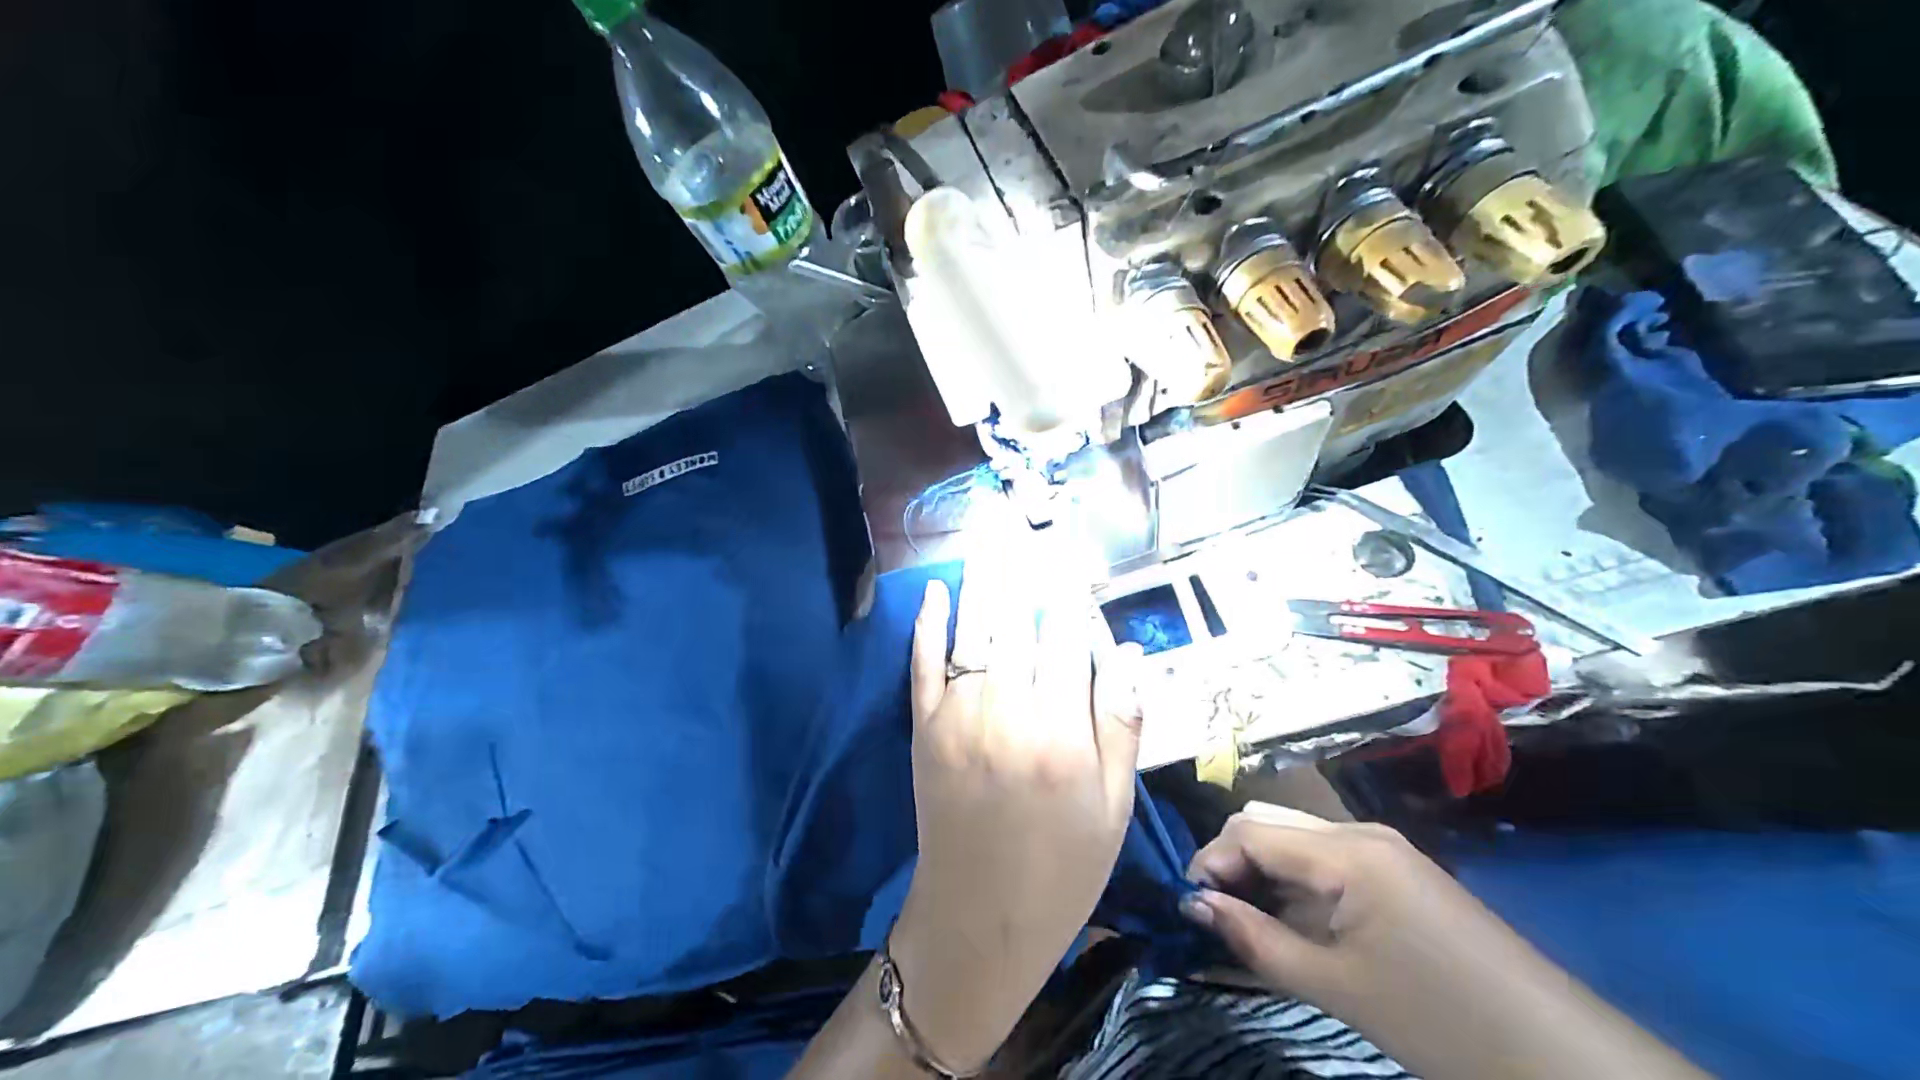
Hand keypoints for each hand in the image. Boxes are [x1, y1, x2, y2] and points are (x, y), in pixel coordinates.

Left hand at [890, 535, 1143, 1072]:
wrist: (979, 919)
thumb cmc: (1061, 869)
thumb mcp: (1113, 809)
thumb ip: (1121, 727)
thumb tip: (1127, 654)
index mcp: (1061, 731)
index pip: (1066, 638)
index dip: (1067, 590)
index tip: (1068, 551)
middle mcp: (1008, 710)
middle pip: (1017, 620)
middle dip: (1022, 566)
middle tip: (1022, 519)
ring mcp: (957, 716)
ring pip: (973, 630)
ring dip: (981, 578)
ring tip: (988, 533)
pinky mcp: (923, 730)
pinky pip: (923, 665)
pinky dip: (927, 625)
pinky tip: (936, 591)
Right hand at [1182, 807, 1703, 1079]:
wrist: (1562, 1055)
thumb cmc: (1438, 1019)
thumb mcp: (1334, 986)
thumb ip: (1254, 940)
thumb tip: (1193, 905)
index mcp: (1346, 851)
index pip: (1248, 831)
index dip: (1209, 863)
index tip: (1193, 908)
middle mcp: (1360, 832)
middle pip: (1268, 823)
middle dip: (1231, 861)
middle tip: (1222, 915)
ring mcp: (1384, 848)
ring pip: (1294, 837)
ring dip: (1263, 871)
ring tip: (1253, 923)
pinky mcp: (1399, 871)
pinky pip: (1326, 858)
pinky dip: (1296, 882)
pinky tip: (1298, 923)